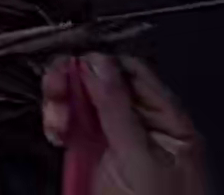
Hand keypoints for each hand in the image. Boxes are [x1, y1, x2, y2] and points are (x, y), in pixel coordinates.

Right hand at [42, 53, 207, 194]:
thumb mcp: (139, 161)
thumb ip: (117, 108)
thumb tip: (98, 61)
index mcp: (167, 125)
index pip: (131, 71)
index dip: (102, 64)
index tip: (79, 70)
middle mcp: (140, 127)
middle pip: (99, 78)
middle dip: (72, 81)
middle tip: (57, 91)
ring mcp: (114, 140)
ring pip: (78, 96)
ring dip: (59, 100)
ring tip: (56, 120)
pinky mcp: (91, 153)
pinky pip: (68, 119)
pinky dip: (56, 119)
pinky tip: (56, 132)